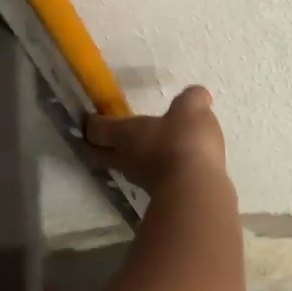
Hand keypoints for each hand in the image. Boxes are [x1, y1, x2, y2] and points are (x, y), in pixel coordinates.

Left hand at [85, 86, 226, 190]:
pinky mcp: (161, 195)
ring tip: (144, 150)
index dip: (93, 122)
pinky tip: (171, 166)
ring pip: (126, 168)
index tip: (93, 117)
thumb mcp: (192, 109)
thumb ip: (192, 98)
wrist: (197, 190)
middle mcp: (125, 159)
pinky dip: (156, 172)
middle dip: (100, 146)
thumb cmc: (183, 142)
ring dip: (129, 160)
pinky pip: (152, 180)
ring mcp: (142, 181)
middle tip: (106, 137)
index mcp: (124, 134)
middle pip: (101, 154)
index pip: (96, 128)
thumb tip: (198, 94)